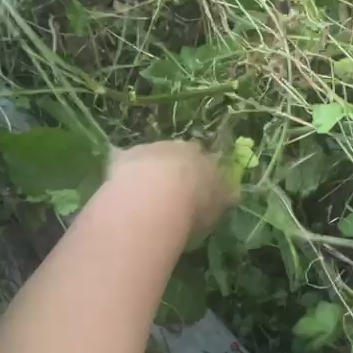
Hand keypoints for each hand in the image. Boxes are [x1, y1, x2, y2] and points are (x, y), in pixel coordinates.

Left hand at [106, 140, 238, 237]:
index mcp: (204, 157)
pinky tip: (121, 188)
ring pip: (151, 155)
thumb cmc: (194, 206)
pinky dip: (123, 172)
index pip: (207, 160)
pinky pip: (122, 161)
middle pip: (178, 153)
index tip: (198, 189)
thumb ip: (224, 197)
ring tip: (145, 195)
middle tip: (172, 191)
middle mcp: (177, 147)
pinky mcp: (121, 157)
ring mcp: (149, 149)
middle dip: (175, 167)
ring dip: (149, 170)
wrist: (155, 197)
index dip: (202, 174)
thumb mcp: (218, 206)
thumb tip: (231, 193)